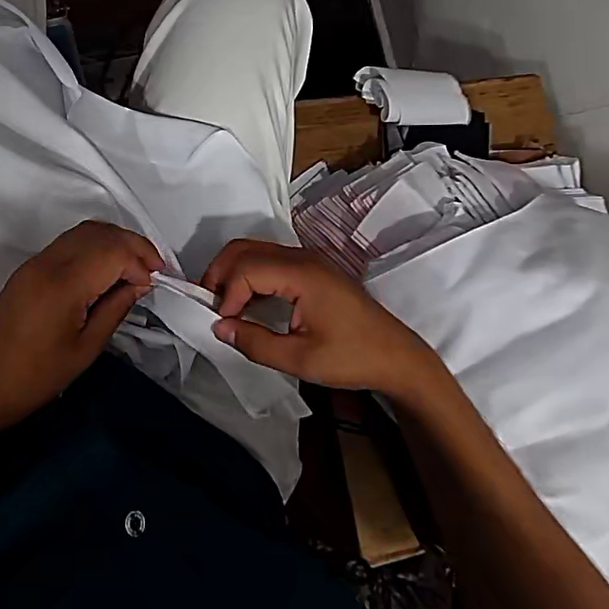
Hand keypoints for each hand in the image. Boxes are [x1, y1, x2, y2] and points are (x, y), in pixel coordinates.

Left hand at [0, 221, 162, 458]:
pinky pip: (70, 242)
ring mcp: (36, 261)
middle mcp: (48, 262)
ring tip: (136, 267)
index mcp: (63, 283)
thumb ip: (115, 309)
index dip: (140, 262)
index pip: (113, 251)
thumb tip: (138, 284)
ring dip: (115, 242)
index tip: (153, 285)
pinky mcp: (29, 268)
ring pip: (85, 232)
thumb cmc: (33, 377)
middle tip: (154, 269)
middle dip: (133, 245)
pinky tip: (108, 267)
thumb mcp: (85, 349)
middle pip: (100, 233)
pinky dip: (96, 246)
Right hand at [200, 239, 446, 399]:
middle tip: (211, 307)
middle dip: (220, 275)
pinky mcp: (312, 268)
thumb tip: (219, 328)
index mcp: (302, 273)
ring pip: (255, 250)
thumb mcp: (300, 360)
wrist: (397, 357)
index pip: (246, 269)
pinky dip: (249, 274)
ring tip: (225, 306)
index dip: (227, 295)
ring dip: (233, 273)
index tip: (223, 324)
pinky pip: (269, 260)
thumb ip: (255, 342)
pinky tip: (247, 302)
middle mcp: (303, 257)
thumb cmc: (352, 358)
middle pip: (245, 249)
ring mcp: (308, 259)